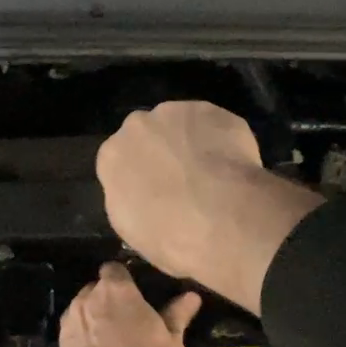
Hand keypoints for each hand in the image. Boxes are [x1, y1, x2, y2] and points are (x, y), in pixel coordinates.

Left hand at [58, 263, 202, 346]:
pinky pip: (75, 335)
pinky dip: (86, 341)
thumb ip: (177, 315)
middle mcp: (86, 302)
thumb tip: (191, 296)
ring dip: (95, 319)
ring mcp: (69, 326)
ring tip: (116, 341)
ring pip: (83, 312)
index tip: (139, 295)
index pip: (115, 269)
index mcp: (115, 292)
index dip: (126, 279)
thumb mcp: (172, 345)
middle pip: (96, 290)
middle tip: (132, 320)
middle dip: (110, 299)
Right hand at [97, 101, 324, 312]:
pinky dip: (223, 140)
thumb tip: (144, 195)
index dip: (140, 174)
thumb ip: (130, 199)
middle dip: (163, 150)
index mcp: (111, 156)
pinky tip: (234, 165)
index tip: (157, 190)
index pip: (120, 160)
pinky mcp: (211, 111)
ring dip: (193, 141)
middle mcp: (137, 126)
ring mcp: (175, 112)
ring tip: (214, 173)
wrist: (220, 218)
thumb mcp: (132, 229)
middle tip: (186, 179)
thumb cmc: (169, 235)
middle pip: (148, 134)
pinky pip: (215, 125)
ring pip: (183, 125)